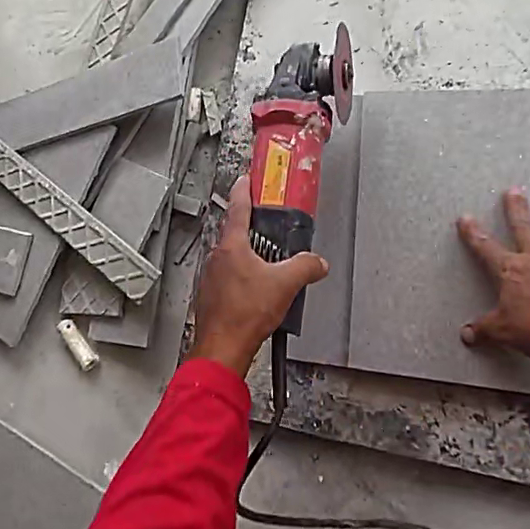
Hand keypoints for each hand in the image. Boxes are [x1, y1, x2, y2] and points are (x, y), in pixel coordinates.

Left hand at [187, 176, 328, 375]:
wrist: (222, 349)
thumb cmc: (243, 315)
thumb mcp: (286, 284)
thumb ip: (307, 267)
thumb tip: (318, 263)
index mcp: (232, 247)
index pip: (238, 208)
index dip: (244, 190)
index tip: (246, 179)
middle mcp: (217, 258)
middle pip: (235, 231)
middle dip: (251, 226)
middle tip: (267, 223)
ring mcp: (211, 278)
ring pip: (232, 256)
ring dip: (248, 254)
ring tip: (269, 263)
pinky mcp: (212, 296)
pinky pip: (229, 276)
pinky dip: (243, 276)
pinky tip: (258, 290)